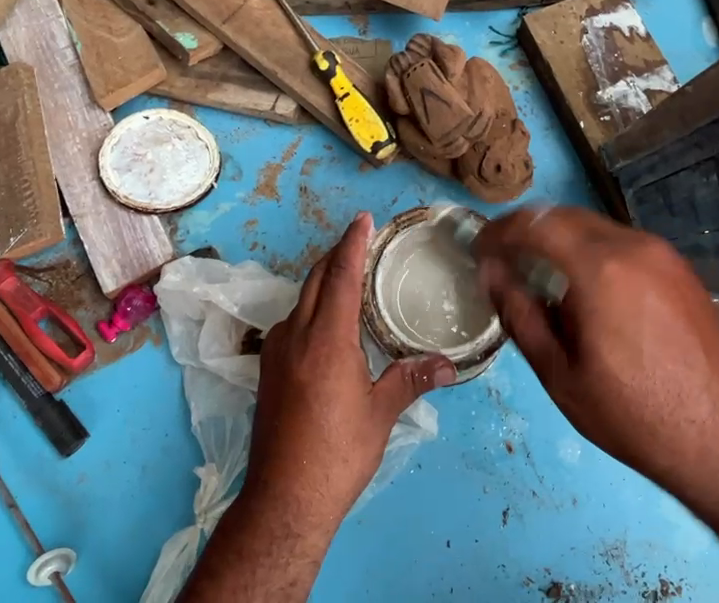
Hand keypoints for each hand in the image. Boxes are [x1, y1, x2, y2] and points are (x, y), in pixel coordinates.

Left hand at [242, 212, 457, 529]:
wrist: (283, 499)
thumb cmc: (338, 454)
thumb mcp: (381, 414)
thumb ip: (411, 379)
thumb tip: (450, 365)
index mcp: (326, 339)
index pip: (341, 275)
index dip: (353, 242)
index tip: (364, 218)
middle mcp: (295, 335)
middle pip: (316, 279)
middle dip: (338, 255)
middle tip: (363, 240)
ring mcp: (275, 352)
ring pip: (301, 300)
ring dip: (325, 282)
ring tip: (352, 279)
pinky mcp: (267, 370)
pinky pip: (292, 322)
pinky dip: (313, 308)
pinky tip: (329, 324)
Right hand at [474, 206, 718, 503]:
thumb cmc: (633, 415)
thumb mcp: (561, 374)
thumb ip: (521, 315)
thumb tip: (492, 273)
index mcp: (600, 267)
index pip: (536, 223)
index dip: (501, 231)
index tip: (479, 249)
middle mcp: (634, 246)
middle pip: (566, 217)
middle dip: (528, 231)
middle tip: (504, 259)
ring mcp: (664, 254)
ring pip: (597, 228)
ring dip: (561, 240)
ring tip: (540, 274)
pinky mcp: (682, 270)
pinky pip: (625, 245)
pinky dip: (594, 252)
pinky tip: (587, 288)